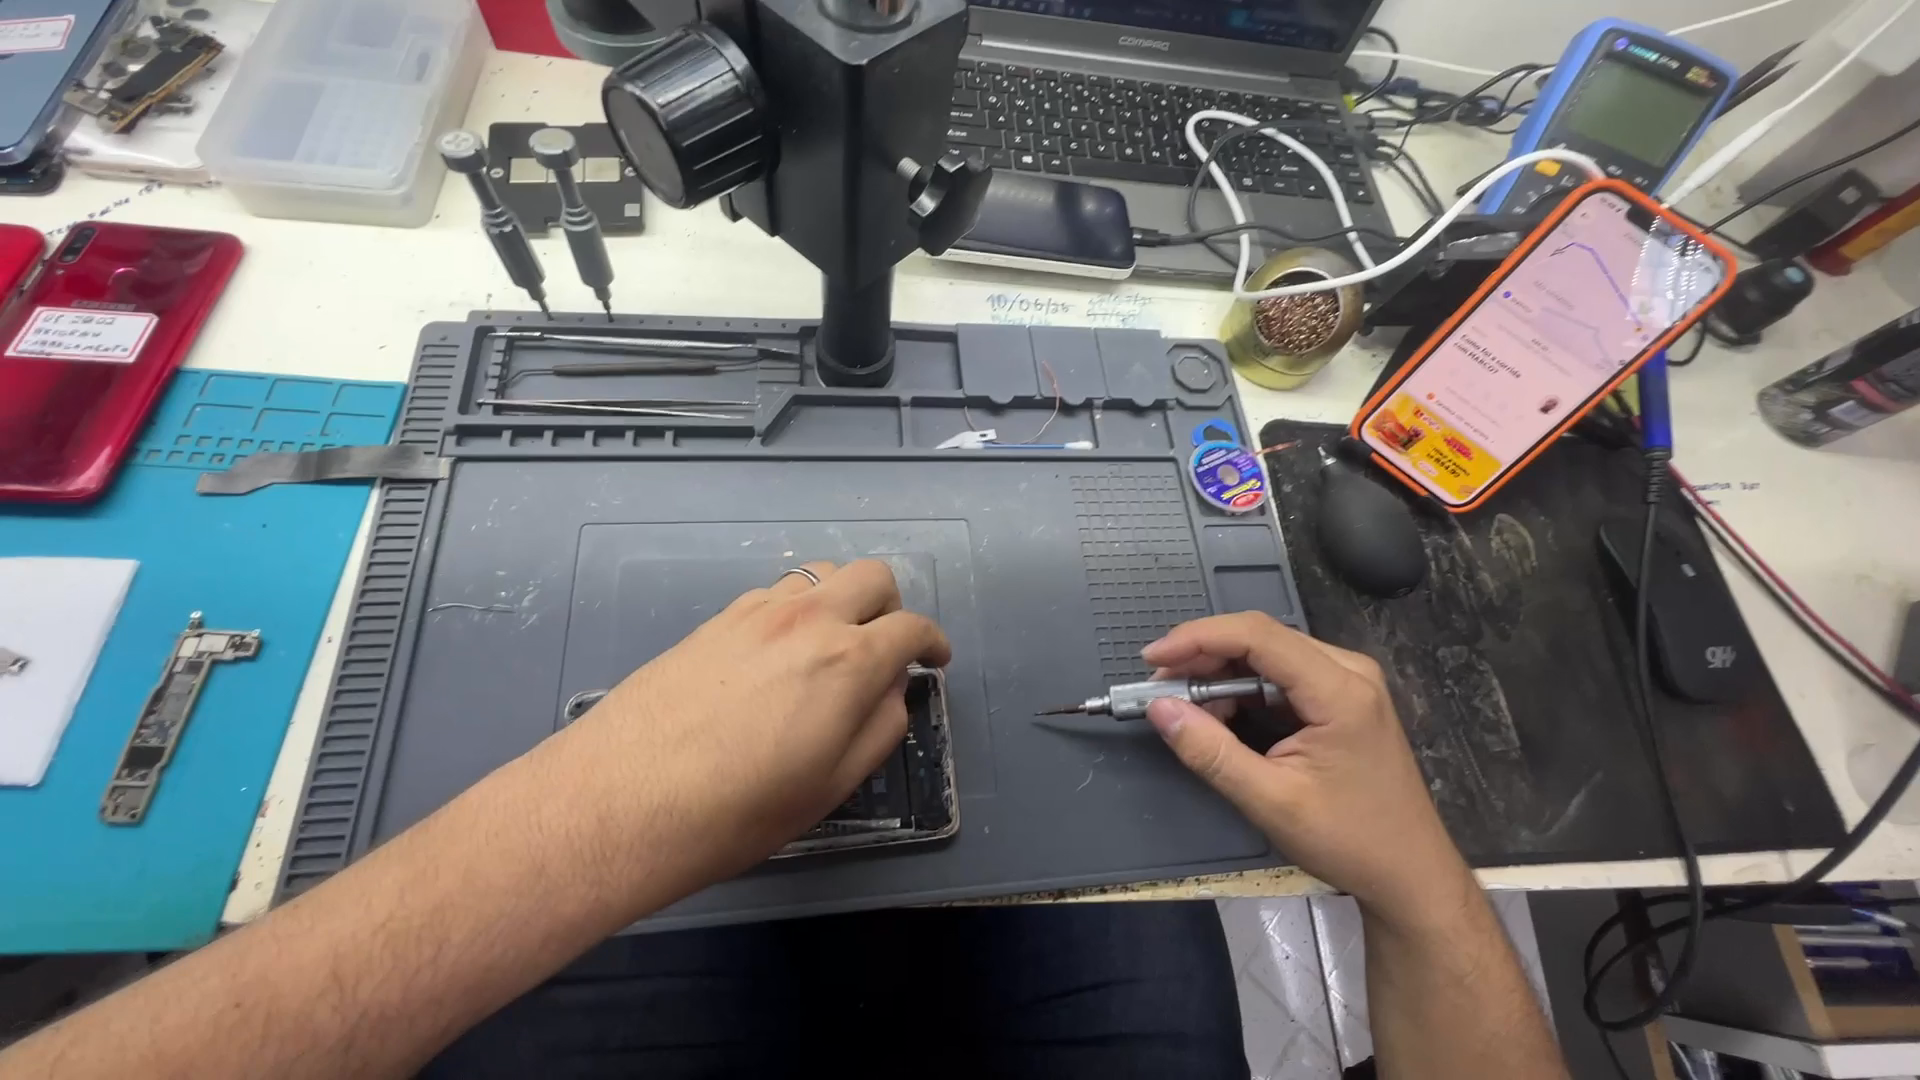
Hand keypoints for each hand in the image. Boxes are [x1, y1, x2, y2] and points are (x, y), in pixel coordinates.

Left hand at [541, 560, 950, 904]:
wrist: (622, 800)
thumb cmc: (740, 809)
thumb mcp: (833, 785)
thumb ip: (880, 727)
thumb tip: (890, 690)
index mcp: (848, 659)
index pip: (911, 627)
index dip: (932, 642)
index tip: (935, 660)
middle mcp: (809, 618)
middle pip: (871, 576)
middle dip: (892, 606)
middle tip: (885, 647)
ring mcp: (758, 612)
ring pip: (821, 575)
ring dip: (842, 600)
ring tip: (831, 645)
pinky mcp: (717, 619)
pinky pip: (776, 593)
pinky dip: (797, 610)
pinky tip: (777, 653)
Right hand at [1141, 613, 1472, 930]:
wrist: (1411, 877)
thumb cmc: (1349, 841)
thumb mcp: (1270, 801)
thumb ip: (1210, 751)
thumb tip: (1159, 708)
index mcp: (1340, 689)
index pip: (1257, 635)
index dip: (1197, 638)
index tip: (1152, 660)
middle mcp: (1347, 670)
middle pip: (1260, 637)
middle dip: (1202, 656)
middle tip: (1159, 688)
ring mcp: (1347, 681)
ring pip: (1266, 653)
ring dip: (1219, 673)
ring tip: (1185, 708)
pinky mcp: (1341, 696)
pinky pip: (1279, 673)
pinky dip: (1241, 687)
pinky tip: (1219, 714)